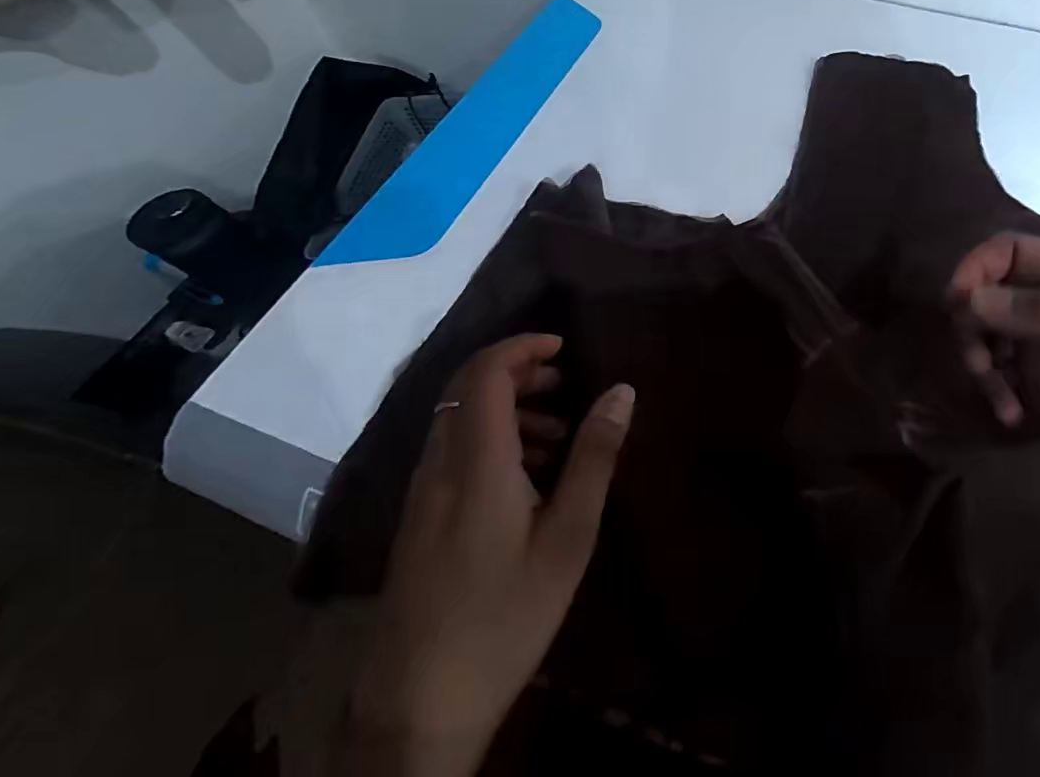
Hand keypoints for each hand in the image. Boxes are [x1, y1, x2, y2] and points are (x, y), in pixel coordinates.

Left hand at [340, 335, 634, 776]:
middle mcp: (440, 459)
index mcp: (476, 457)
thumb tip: (621, 392)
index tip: (562, 346)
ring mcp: (422, 486)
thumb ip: (594, 459)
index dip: (522, 346)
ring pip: (459, 417)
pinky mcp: (418, 511)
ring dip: (505, 408)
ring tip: (557, 436)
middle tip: (565, 385)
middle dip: (517, 372)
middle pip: (468, 386)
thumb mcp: (567, 538)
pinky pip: (452, 448)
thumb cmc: (506, 614)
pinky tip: (523, 477)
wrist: (420, 693)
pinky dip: (488, 438)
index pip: (486, 370)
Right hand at [947, 232, 1039, 566]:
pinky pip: (997, 379)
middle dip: (970, 325)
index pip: (1009, 250)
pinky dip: (993, 393)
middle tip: (979, 363)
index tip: (958, 306)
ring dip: (978, 363)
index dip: (975, 269)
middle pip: (986, 294)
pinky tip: (1013, 417)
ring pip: (984, 337)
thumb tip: (964, 299)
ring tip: (1000, 399)